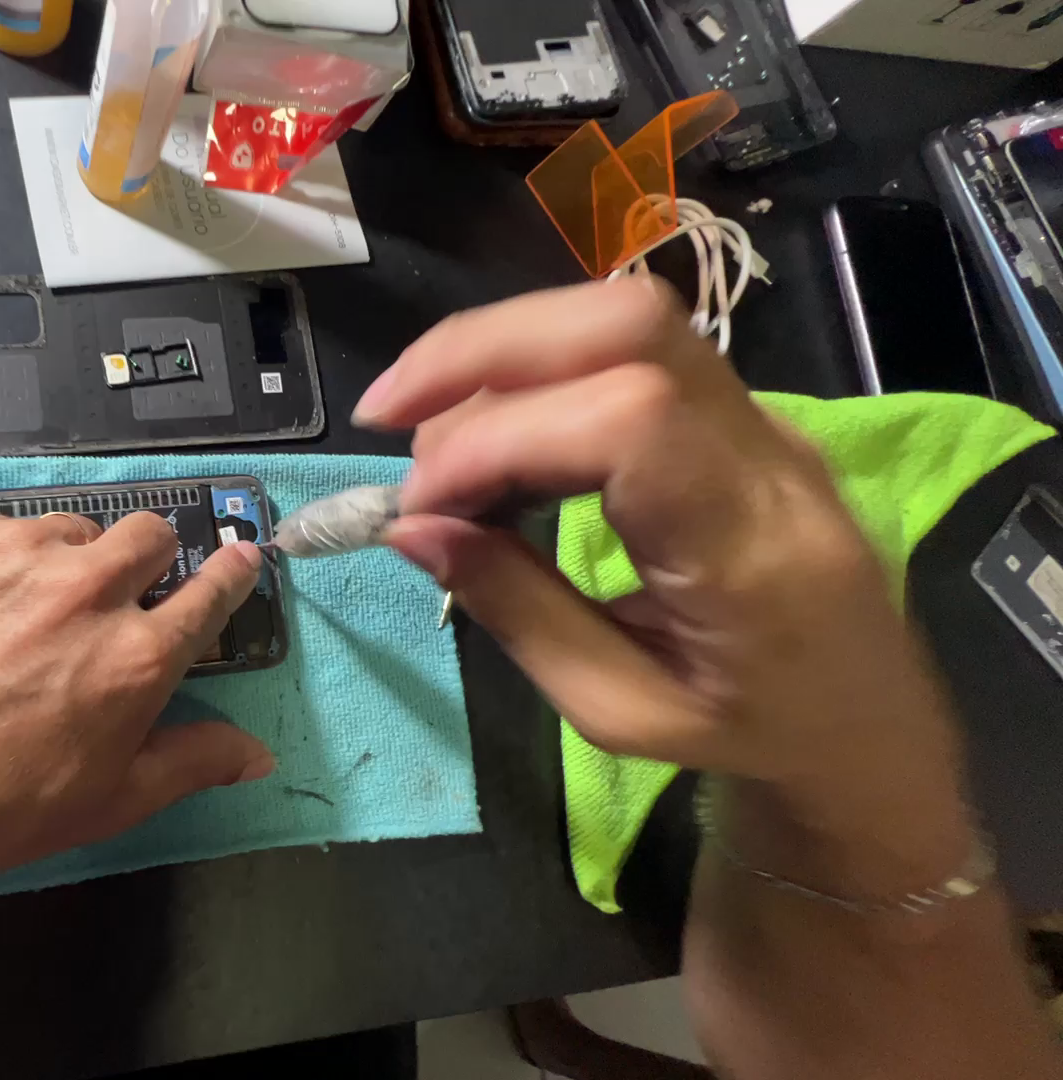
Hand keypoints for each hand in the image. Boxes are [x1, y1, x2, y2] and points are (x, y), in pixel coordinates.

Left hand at [0, 509, 274, 889]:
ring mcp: (15, 551)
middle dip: (145, 563)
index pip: (210, 594)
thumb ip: (191, 763)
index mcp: (135, 655)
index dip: (231, 574)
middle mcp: (85, 588)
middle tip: (109, 605)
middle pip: (150, 533)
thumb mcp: (106, 802)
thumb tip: (258, 755)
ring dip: (70, 561)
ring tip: (25, 614)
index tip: (240, 558)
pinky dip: (1, 560)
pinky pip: (2, 528)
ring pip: (74, 529)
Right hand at [351, 280, 964, 822]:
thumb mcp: (614, 708)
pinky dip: (515, 373)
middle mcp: (763, 450)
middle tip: (381, 414)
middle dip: (475, 353)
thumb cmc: (745, 730)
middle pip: (622, 326)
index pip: (625, 423)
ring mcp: (751, 416)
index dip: (494, 442)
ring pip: (611, 318)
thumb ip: (513, 609)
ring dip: (485, 359)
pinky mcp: (719, 409)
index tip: (417, 506)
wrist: (869, 717)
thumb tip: (408, 529)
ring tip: (421, 443)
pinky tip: (471, 430)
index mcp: (749, 546)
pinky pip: (609, 350)